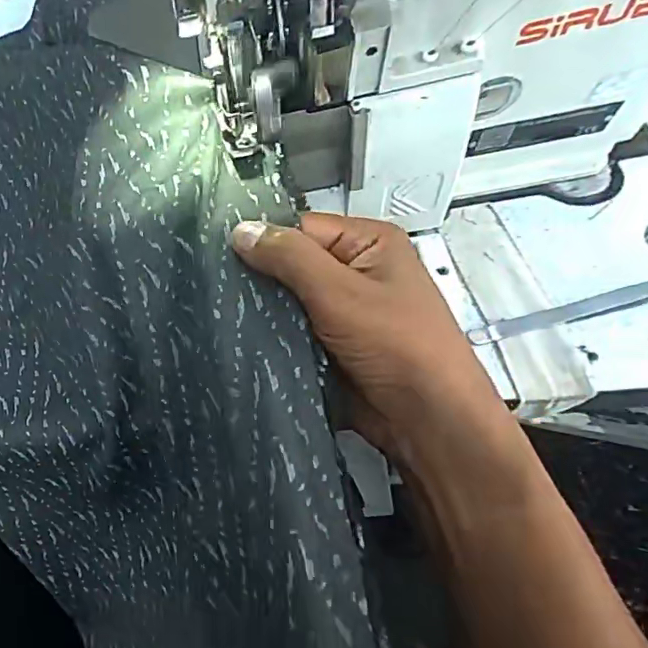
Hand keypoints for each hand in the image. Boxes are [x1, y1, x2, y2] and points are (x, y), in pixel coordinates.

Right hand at [231, 213, 515, 473]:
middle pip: (295, 267)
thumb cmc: (398, 346)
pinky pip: (297, 337)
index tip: (223, 257)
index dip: (266, 242)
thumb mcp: (340, 291)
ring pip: (292, 306)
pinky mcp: (336, 350)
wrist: (426, 418)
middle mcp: (359, 273)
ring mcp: (347, 315)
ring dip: (268, 317)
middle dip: (263, 282)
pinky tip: (248, 345)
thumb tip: (242, 231)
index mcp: (370, 243)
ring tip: (228, 320)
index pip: (303, 229)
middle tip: (221, 292)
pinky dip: (278, 342)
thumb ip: (290, 257)